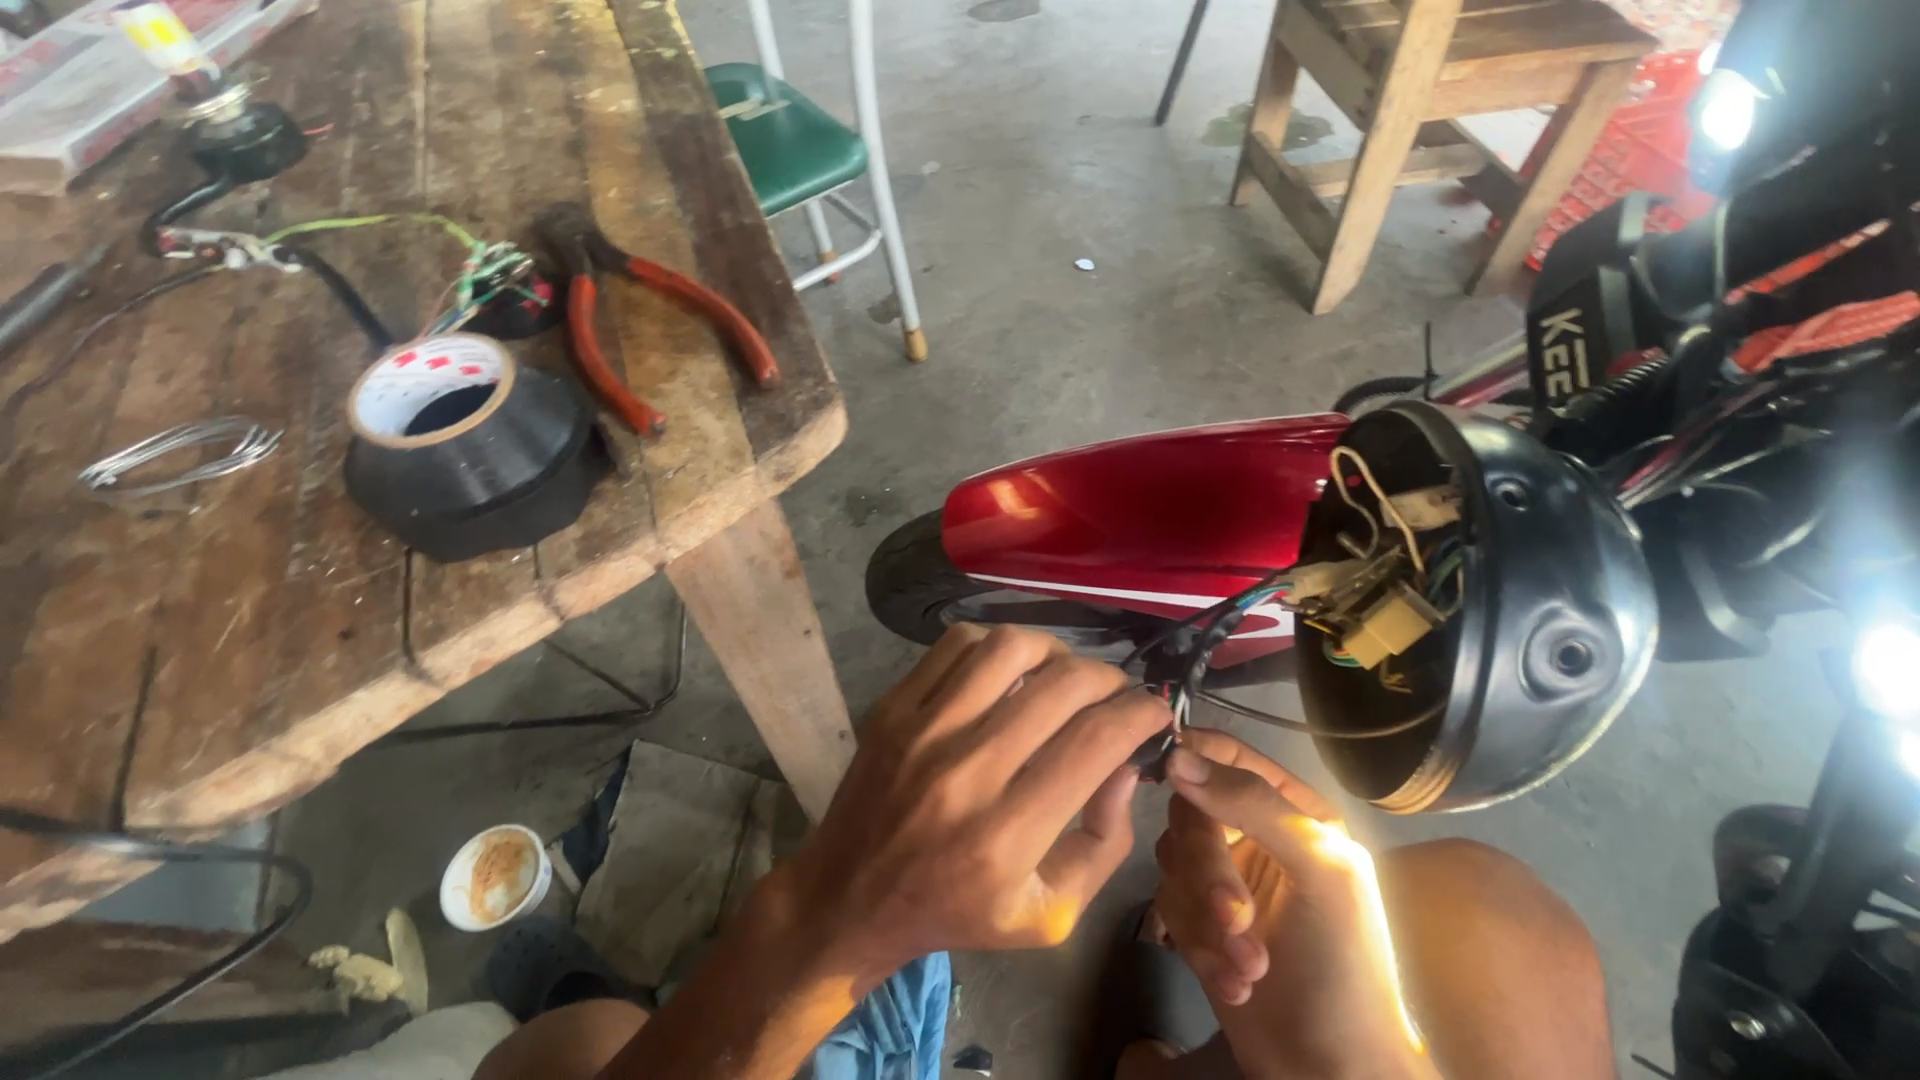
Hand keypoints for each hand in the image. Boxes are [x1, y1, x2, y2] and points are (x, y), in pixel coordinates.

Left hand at [781, 624, 1172, 972]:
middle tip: (1116, 694)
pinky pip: (956, 644)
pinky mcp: (891, 708)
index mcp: (1007, 834)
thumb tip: (1128, 764)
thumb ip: (1105, 844)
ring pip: (1009, 648)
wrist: (849, 897)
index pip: (1096, 741)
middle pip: (1062, 686)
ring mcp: (921, 731)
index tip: (1155, 712)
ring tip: (1065, 675)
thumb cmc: (956, 912)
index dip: (1141, 714)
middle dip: (1110, 680)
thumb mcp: (1049, 913)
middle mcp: (965, 772)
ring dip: (1056, 651)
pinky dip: (997, 645)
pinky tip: (1011, 670)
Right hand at [1153, 730, 1439, 1079]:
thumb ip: (1252, 804)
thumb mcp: (1320, 869)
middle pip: (1191, 812)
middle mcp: (1254, 836)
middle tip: (1236, 917)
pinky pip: (1168, 909)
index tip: (1165, 766)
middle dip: (1210, 870)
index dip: (1196, 753)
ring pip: (1172, 861)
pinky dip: (1199, 947)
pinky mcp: (1197, 923)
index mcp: (1294, 811)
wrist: (1333, 1072)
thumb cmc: (1348, 965)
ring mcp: (1223, 880)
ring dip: (1207, 919)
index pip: (1230, 755)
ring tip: (1251, 967)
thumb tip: (1176, 757)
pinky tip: (1236, 983)